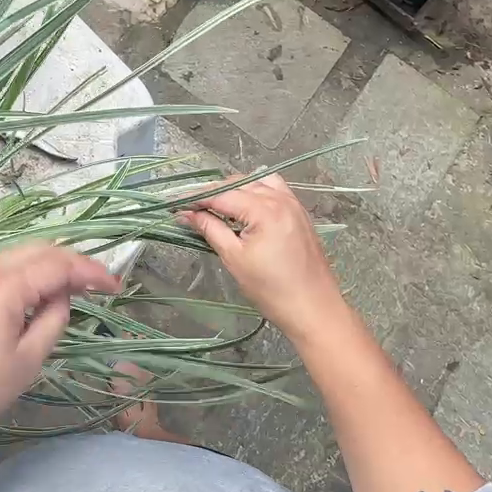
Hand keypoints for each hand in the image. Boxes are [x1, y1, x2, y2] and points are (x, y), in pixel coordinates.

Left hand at [0, 243, 118, 433]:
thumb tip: (62, 296)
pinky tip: (30, 297)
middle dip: (70, 262)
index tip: (115, 287)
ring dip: (44, 266)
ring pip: (14, 257)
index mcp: (4, 287)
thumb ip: (54, 320)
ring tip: (67, 291)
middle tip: (94, 285)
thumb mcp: (27, 361)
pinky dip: (20, 275)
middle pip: (37, 250)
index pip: (58, 264)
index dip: (91, 271)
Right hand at [177, 173, 348, 340]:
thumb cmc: (271, 289)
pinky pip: (275, 190)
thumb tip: (186, 214)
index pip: (222, 194)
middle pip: (239, 183)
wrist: (314, 308)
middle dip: (214, 193)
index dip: (197, 198)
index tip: (177, 204)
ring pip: (258, 182)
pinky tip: (246, 208)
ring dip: (236, 189)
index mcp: (264, 209)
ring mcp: (293, 204)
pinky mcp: (300, 213)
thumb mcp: (234, 258)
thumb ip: (210, 229)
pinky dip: (256, 192)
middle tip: (192, 208)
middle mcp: (281, 199)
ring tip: (218, 206)